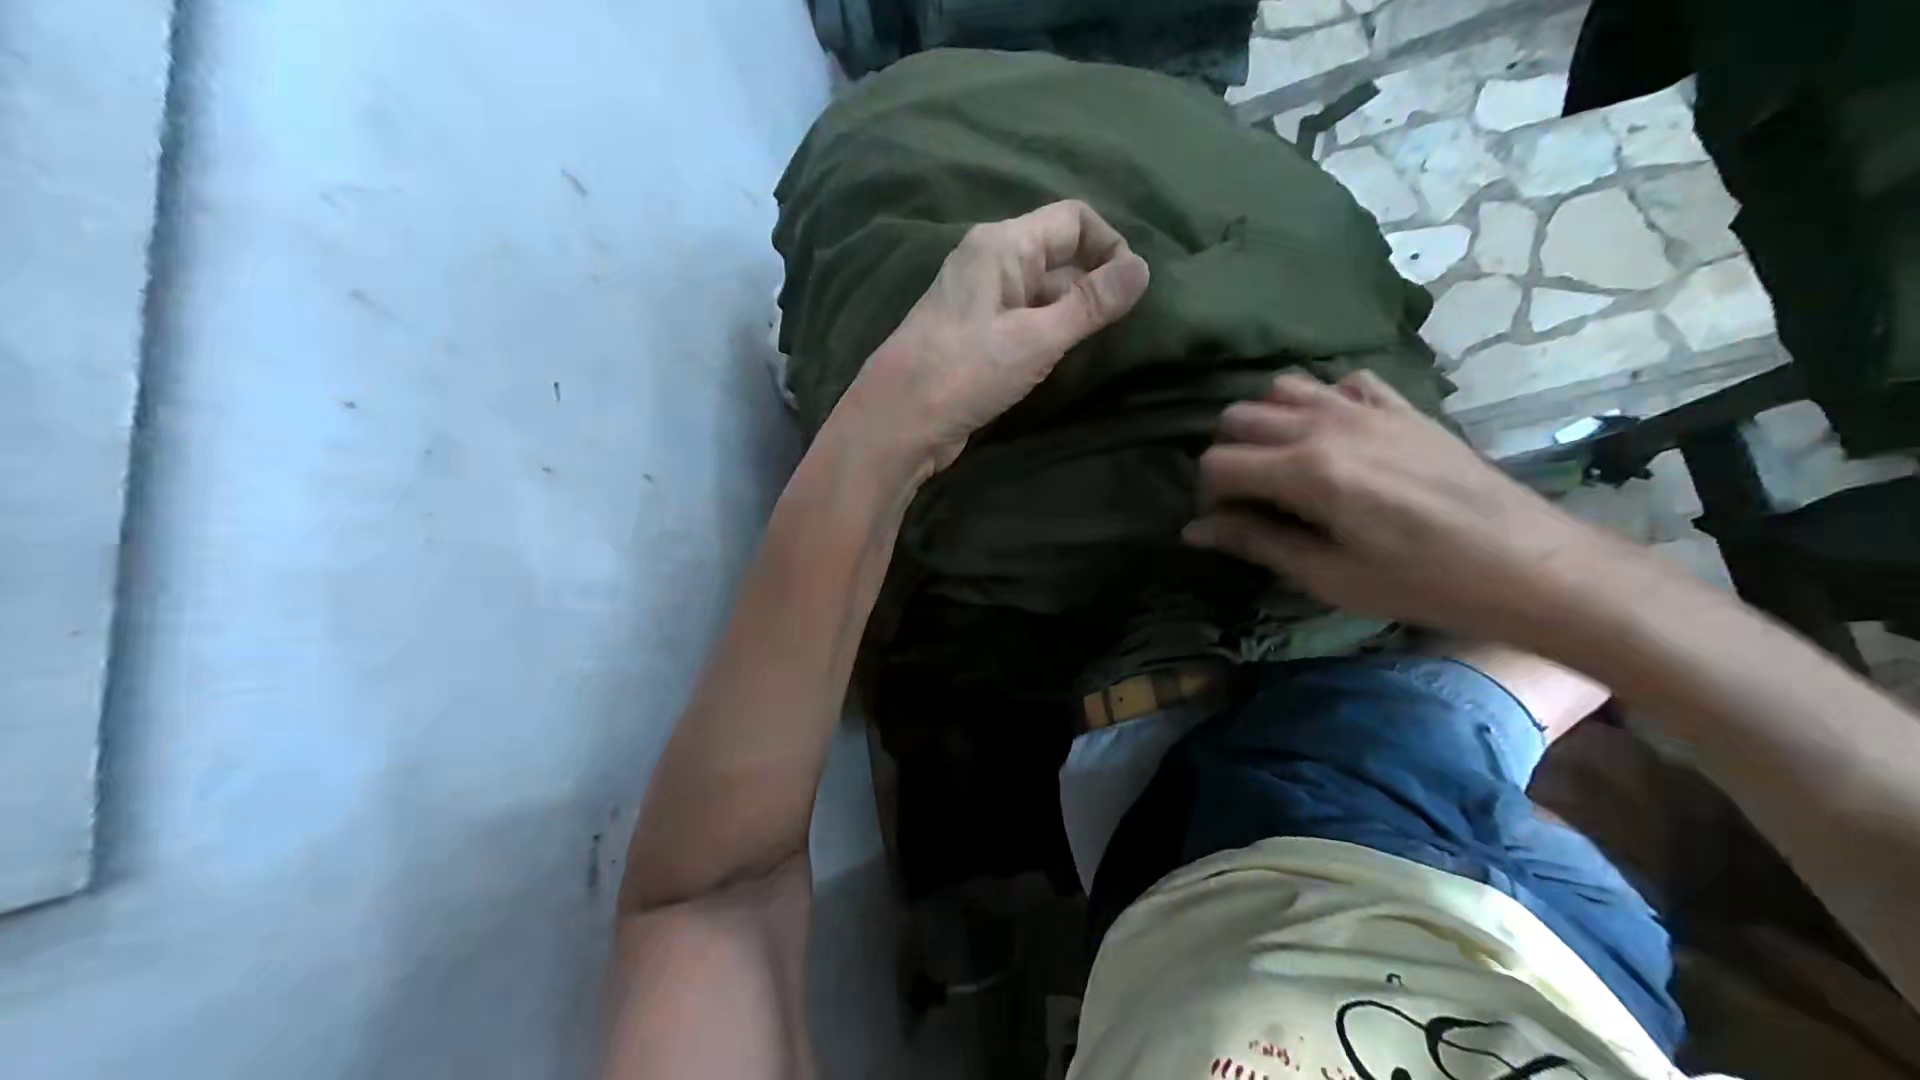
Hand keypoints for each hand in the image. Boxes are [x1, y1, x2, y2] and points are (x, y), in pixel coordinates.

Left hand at [833, 200, 1150, 474]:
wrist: (898, 422)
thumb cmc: (965, 372)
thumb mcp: (1036, 338)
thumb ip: (1090, 303)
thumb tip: (1144, 268)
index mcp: (1001, 245)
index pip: (1074, 219)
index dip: (1110, 246)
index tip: (1131, 291)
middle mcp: (989, 263)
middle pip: (1058, 253)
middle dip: (1094, 281)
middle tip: (1123, 324)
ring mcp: (979, 301)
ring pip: (1042, 291)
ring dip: (1072, 311)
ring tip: (1099, 344)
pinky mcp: (975, 336)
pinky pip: (1023, 319)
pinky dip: (1048, 332)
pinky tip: (1062, 359)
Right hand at [1186, 372, 1650, 643]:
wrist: (1529, 564)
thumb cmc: (1421, 582)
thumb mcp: (1329, 576)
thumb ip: (1256, 542)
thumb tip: (1194, 530)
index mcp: (1305, 472)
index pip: (1217, 463)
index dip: (1208, 493)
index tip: (1225, 521)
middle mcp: (1326, 426)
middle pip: (1239, 417)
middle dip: (1228, 453)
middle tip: (1249, 493)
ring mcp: (1367, 409)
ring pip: (1282, 387)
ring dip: (1267, 420)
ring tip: (1282, 459)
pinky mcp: (1401, 407)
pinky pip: (1342, 382)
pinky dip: (1323, 400)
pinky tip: (1335, 434)